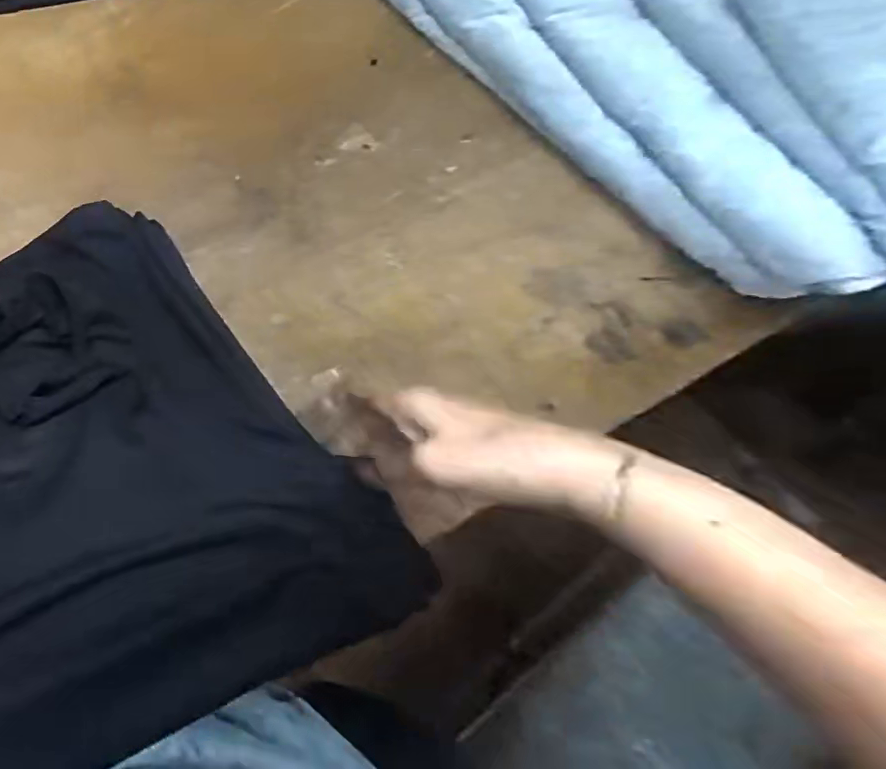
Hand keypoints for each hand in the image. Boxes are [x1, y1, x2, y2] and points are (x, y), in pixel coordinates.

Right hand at [345, 386, 636, 520]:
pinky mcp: (476, 447)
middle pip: (383, 418)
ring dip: (386, 453)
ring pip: (406, 436)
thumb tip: (364, 467)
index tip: (314, 426)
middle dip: (360, 435)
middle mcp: (429, 406)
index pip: (364, 400)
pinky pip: (429, 453)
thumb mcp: (432, 465)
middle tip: (332, 459)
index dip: (339, 411)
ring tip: (361, 476)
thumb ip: (392, 465)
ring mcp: (455, 426)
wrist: (571, 470)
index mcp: (413, 401)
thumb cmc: (495, 458)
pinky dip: (412, 465)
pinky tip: (407, 485)